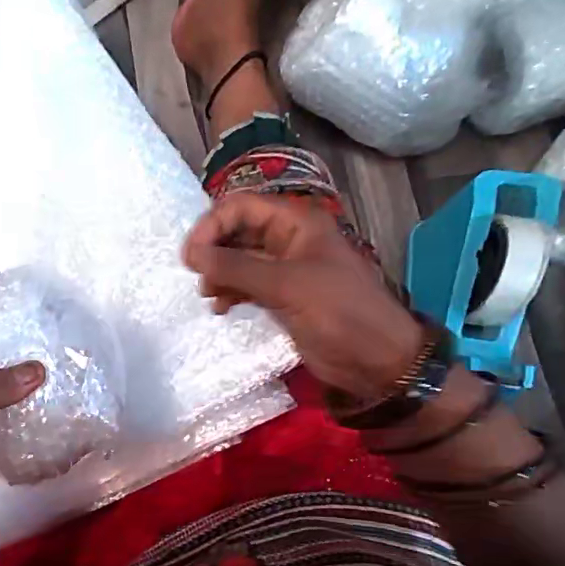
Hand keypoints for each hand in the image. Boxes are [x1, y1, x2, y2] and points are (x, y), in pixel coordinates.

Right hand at [184, 193, 424, 399]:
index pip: (242, 207)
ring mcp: (285, 270)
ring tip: (209, 295)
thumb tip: (192, 254)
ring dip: (219, 274)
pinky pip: (246, 286)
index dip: (212, 224)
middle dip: (213, 250)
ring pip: (239, 260)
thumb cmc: (339, 312)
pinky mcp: (282, 297)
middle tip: (195, 276)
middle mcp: (289, 241)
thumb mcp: (286, 285)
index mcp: (297, 223)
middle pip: (238, 231)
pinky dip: (230, 293)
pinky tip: (221, 308)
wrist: (374, 358)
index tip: (190, 255)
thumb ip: (237, 267)